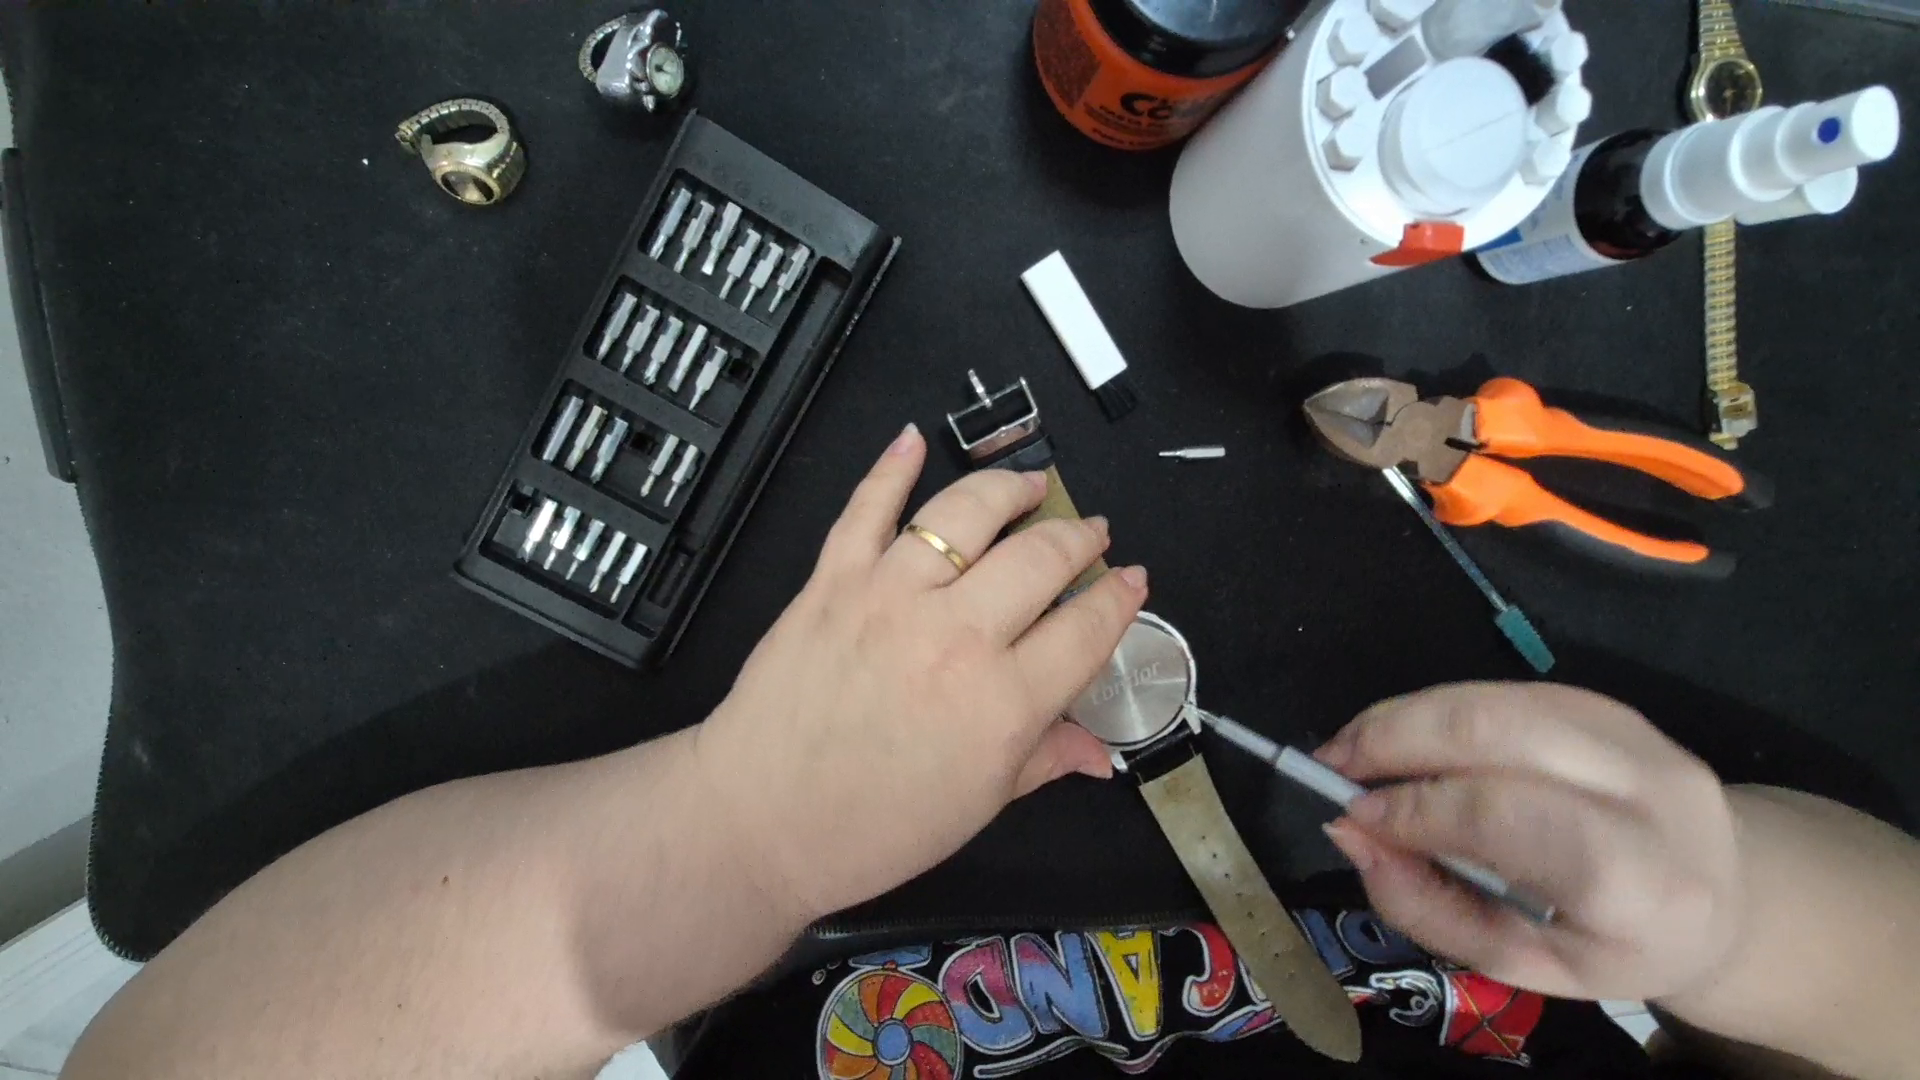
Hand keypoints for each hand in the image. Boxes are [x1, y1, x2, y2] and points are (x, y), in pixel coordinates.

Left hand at [694, 424, 1148, 923]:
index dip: (1119, 598)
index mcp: (1002, 702)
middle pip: (1040, 558)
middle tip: (1090, 530)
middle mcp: (954, 636)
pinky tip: (912, 440)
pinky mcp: (833, 581)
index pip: (1086, 629)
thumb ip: (1044, 760)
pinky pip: (867, 509)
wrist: (760, 818)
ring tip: (1031, 484)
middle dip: (1078, 536)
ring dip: (1008, 489)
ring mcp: (889, 597)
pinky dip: (890, 468)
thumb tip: (1098, 751)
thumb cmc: (871, 827)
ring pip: (964, 514)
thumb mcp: (978, 805)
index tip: (1131, 580)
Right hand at [1315, 682, 1743, 1002]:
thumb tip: (1351, 835)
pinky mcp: (1592, 700)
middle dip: (1391, 740)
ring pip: (1478, 698)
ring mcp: (1622, 730)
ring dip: (1395, 716)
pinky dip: (1421, 710)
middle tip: (1330, 764)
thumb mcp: (1527, 964)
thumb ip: (1429, 908)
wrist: (1730, 892)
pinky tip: (1393, 736)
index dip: (1418, 810)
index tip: (1352, 815)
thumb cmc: (1616, 940)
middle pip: (1490, 732)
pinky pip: (1482, 691)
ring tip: (1348, 747)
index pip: (1508, 819)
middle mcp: (1645, 787)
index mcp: (1644, 879)